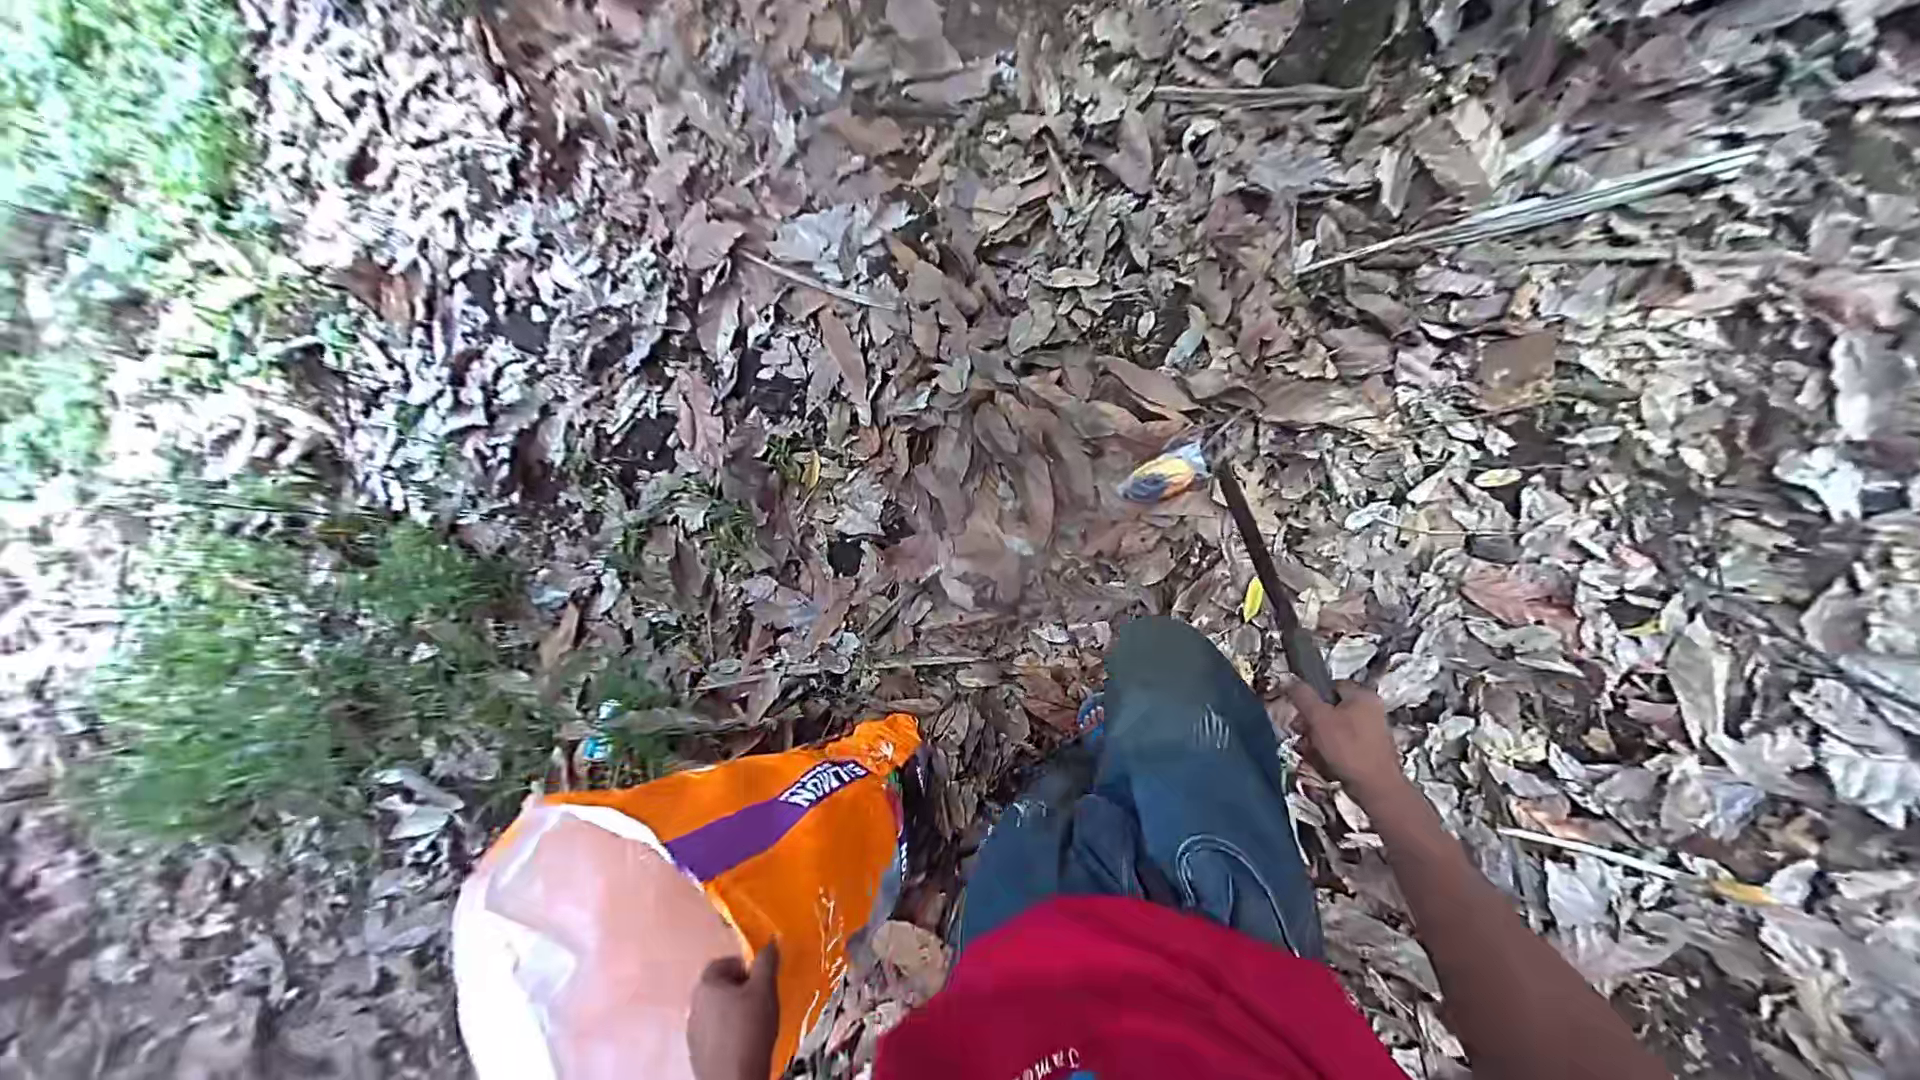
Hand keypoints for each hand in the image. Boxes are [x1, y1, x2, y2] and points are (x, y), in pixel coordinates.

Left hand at [688, 941, 779, 1079]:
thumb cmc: (749, 1029)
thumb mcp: (765, 987)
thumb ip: (767, 960)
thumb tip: (771, 942)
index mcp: (705, 986)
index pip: (723, 962)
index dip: (744, 965)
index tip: (760, 976)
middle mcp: (694, 1007)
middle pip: (720, 986)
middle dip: (742, 988)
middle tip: (761, 996)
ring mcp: (693, 1033)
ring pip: (718, 1010)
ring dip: (736, 1010)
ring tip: (756, 1020)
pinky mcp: (698, 1055)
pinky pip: (716, 1033)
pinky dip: (730, 1032)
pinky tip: (746, 1041)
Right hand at [1282, 679, 1407, 805]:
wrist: (1376, 788)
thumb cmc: (1348, 748)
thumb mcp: (1318, 717)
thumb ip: (1302, 695)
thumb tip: (1290, 681)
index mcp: (1363, 696)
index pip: (1329, 685)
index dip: (1311, 697)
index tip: (1300, 711)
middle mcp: (1372, 711)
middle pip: (1330, 708)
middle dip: (1311, 722)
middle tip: (1301, 732)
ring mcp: (1372, 732)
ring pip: (1334, 728)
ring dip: (1316, 738)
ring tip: (1310, 750)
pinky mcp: (1370, 751)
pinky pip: (1343, 744)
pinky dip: (1330, 751)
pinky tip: (1322, 761)